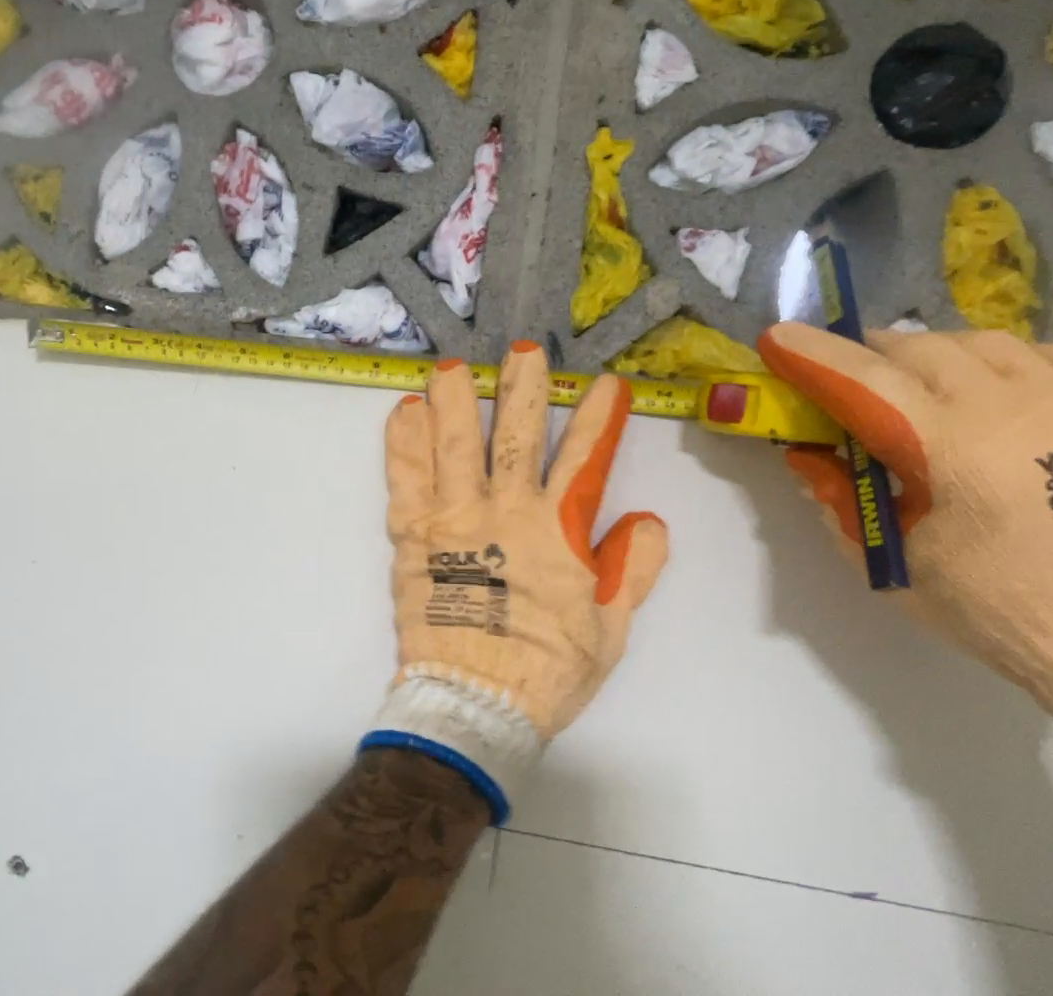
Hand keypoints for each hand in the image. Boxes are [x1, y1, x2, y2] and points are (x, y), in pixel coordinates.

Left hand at [365, 341, 669, 822]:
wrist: (474, 701)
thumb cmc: (546, 670)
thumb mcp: (609, 628)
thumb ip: (630, 570)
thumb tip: (649, 521)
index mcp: (556, 532)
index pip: (585, 461)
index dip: (599, 419)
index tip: (609, 384)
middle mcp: (503, 512)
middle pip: (514, 437)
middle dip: (522, 391)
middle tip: (523, 351)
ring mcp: (452, 519)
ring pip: (453, 446)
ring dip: (454, 402)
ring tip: (452, 367)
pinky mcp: (410, 536)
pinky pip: (406, 479)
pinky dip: (404, 444)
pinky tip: (403, 412)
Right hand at [760, 322, 1052, 780]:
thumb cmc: (993, 605)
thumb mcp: (890, 561)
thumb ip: (837, 499)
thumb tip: (805, 453)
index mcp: (950, 449)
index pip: (863, 381)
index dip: (812, 356)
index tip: (776, 338)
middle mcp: (1010, 405)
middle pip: (916, 348)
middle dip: (869, 356)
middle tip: (848, 380)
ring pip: (977, 342)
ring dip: (930, 356)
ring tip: (918, 387)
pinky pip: (1039, 354)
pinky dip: (997, 365)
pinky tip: (991, 395)